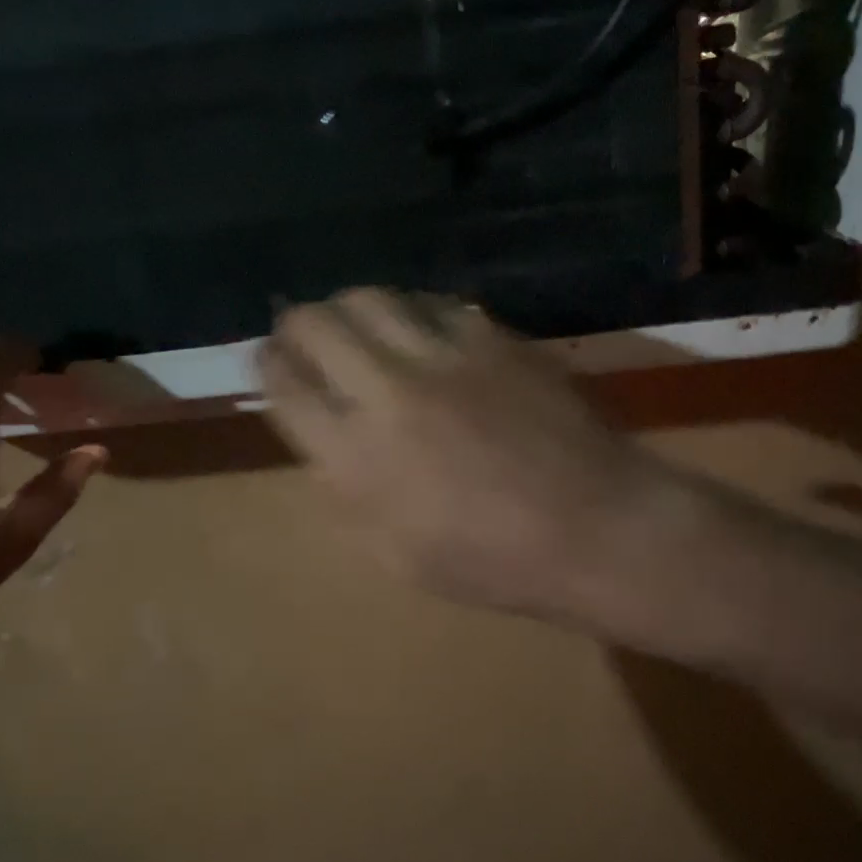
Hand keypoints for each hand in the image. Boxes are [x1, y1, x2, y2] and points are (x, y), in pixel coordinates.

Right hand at [257, 287, 677, 617]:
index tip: (267, 361)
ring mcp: (444, 355)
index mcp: (355, 457)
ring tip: (356, 324)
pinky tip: (421, 328)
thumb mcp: (396, 554)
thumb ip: (348, 491)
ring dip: (350, 307)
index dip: (266, 367)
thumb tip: (327, 442)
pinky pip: (435, 304)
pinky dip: (413, 311)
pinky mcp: (492, 337)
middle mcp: (387, 391)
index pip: (284, 387)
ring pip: (372, 298)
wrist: (594, 527)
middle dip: (296, 325)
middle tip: (302, 334)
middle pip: (317, 325)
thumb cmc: (494, 563)